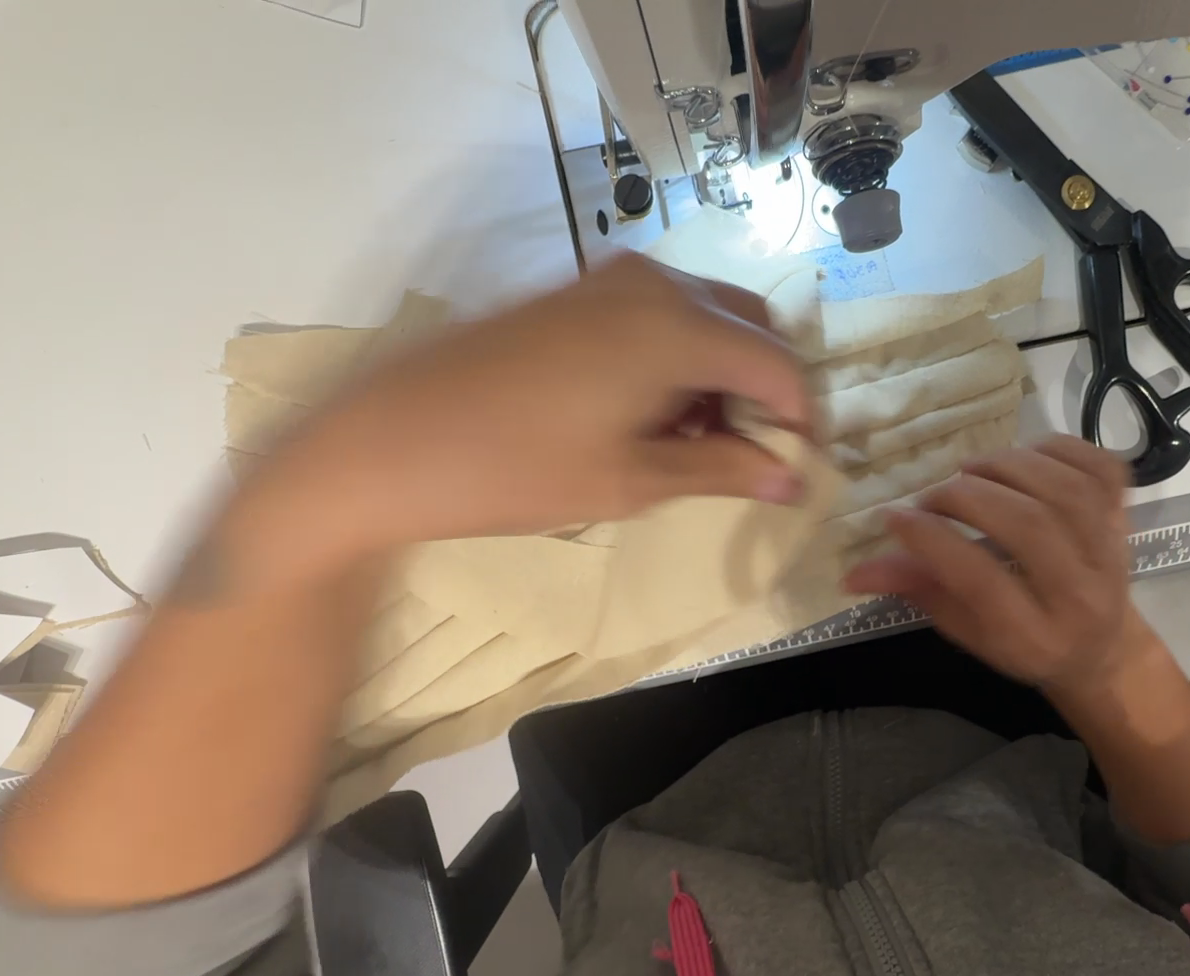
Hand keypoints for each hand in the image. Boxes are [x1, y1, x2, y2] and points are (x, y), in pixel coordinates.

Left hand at [242, 255, 812, 575]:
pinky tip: (656, 413)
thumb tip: (793, 479)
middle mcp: (656, 284)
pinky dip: (684, 359)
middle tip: (749, 455)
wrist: (391, 440)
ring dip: (725, 375)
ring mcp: (613, 280)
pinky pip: (665, 315)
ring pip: (710, 318)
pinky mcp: (582, 292)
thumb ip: (724, 470)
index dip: (799, 420)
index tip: (798, 468)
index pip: (778, 366)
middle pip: (752, 329)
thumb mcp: (633, 481)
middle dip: (766, 392)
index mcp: (677, 327)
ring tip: (698, 443)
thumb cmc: (517, 470)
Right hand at [844, 437, 1155, 702]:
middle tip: (933, 497)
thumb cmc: (1023, 644)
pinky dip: (1058, 448)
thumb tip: (852, 572)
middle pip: (1026, 526)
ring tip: (970, 471)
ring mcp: (1112, 553)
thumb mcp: (965, 629)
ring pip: (1062, 490)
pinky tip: (1022, 455)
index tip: (894, 517)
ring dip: (1005, 467)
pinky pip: (1100, 468)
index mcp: (1035, 635)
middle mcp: (1081, 594)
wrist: (1103, 647)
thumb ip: (919, 591)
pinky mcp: (1127, 519)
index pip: (980, 577)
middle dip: (965, 498)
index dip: (931, 539)